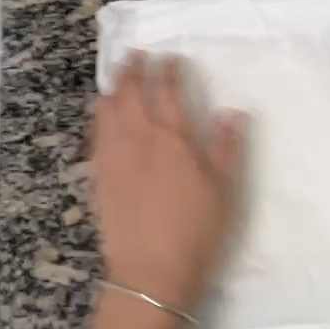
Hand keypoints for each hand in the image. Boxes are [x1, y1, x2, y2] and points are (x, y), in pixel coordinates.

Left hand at [90, 50, 245, 311]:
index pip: (168, 91)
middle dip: (133, 70)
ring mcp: (114, 155)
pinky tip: (100, 113)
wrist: (149, 273)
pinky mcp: (98, 174)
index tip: (170, 58)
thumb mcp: (224, 192)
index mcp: (172, 138)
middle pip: (131, 93)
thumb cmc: (194, 233)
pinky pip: (95, 132)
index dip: (168, 71)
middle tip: (135, 55)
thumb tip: (234, 112)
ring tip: (116, 77)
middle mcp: (139, 137)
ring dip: (113, 87)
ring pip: (108, 108)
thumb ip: (226, 148)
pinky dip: (98, 115)